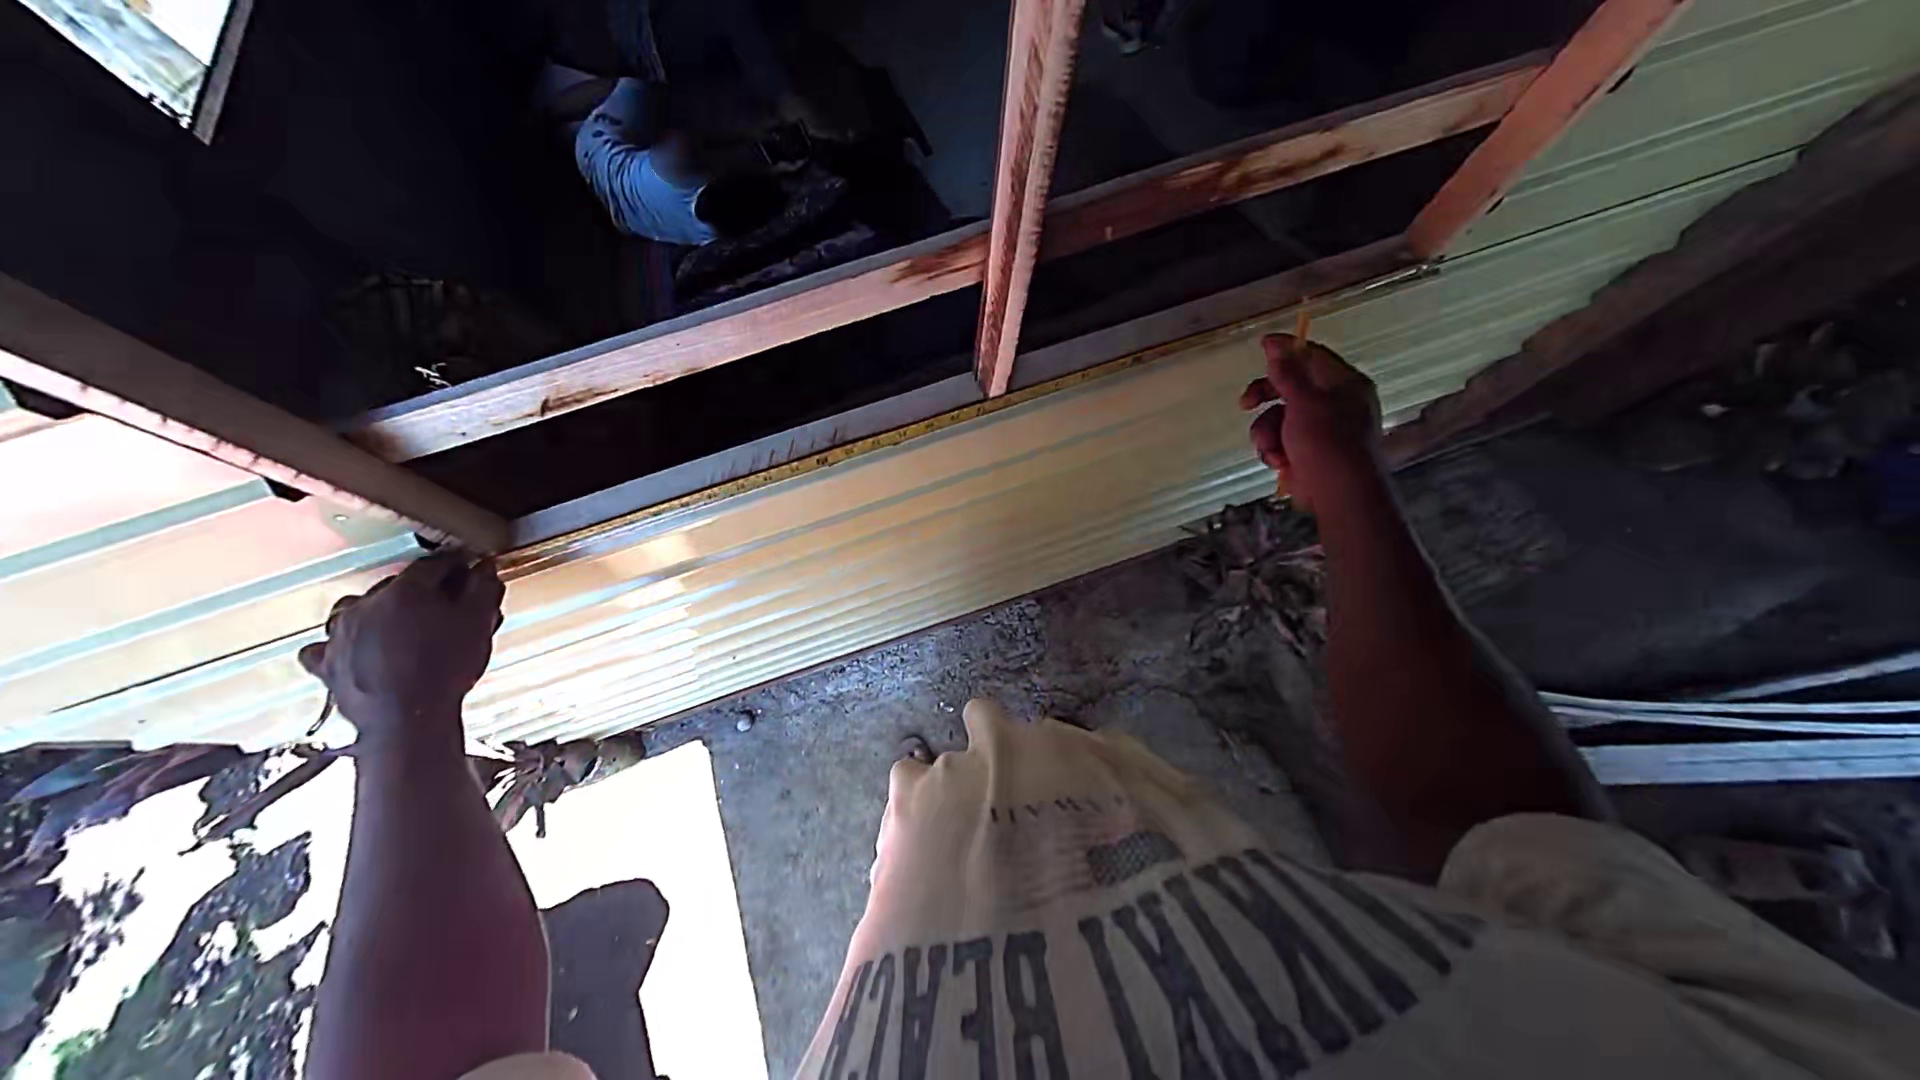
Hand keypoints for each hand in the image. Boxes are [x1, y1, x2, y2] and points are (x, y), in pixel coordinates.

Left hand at [299, 552, 504, 747]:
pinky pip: (328, 644)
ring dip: (381, 613)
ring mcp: (341, 634)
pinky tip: (359, 649)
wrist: (407, 719)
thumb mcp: (479, 622)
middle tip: (447, 607)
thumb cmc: (443, 669)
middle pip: (398, 586)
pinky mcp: (327, 663)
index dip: (456, 565)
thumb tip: (483, 570)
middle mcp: (366, 605)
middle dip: (424, 592)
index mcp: (406, 590)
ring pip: (359, 609)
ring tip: (405, 629)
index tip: (467, 570)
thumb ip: (484, 588)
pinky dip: (344, 643)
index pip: (434, 564)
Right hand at [1239, 333, 1383, 512]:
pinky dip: (1274, 449)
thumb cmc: (1328, 443)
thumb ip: (1287, 374)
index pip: (1312, 356)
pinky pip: (1279, 440)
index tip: (1261, 346)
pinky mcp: (1306, 451)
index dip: (1286, 350)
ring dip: (1266, 433)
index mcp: (1344, 384)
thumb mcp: (1305, 403)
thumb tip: (1275, 346)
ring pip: (1277, 418)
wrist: (1338, 494)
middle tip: (1245, 404)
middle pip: (1289, 387)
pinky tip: (1278, 462)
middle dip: (1265, 397)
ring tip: (1271, 449)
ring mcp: (1319, 429)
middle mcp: (1334, 403)